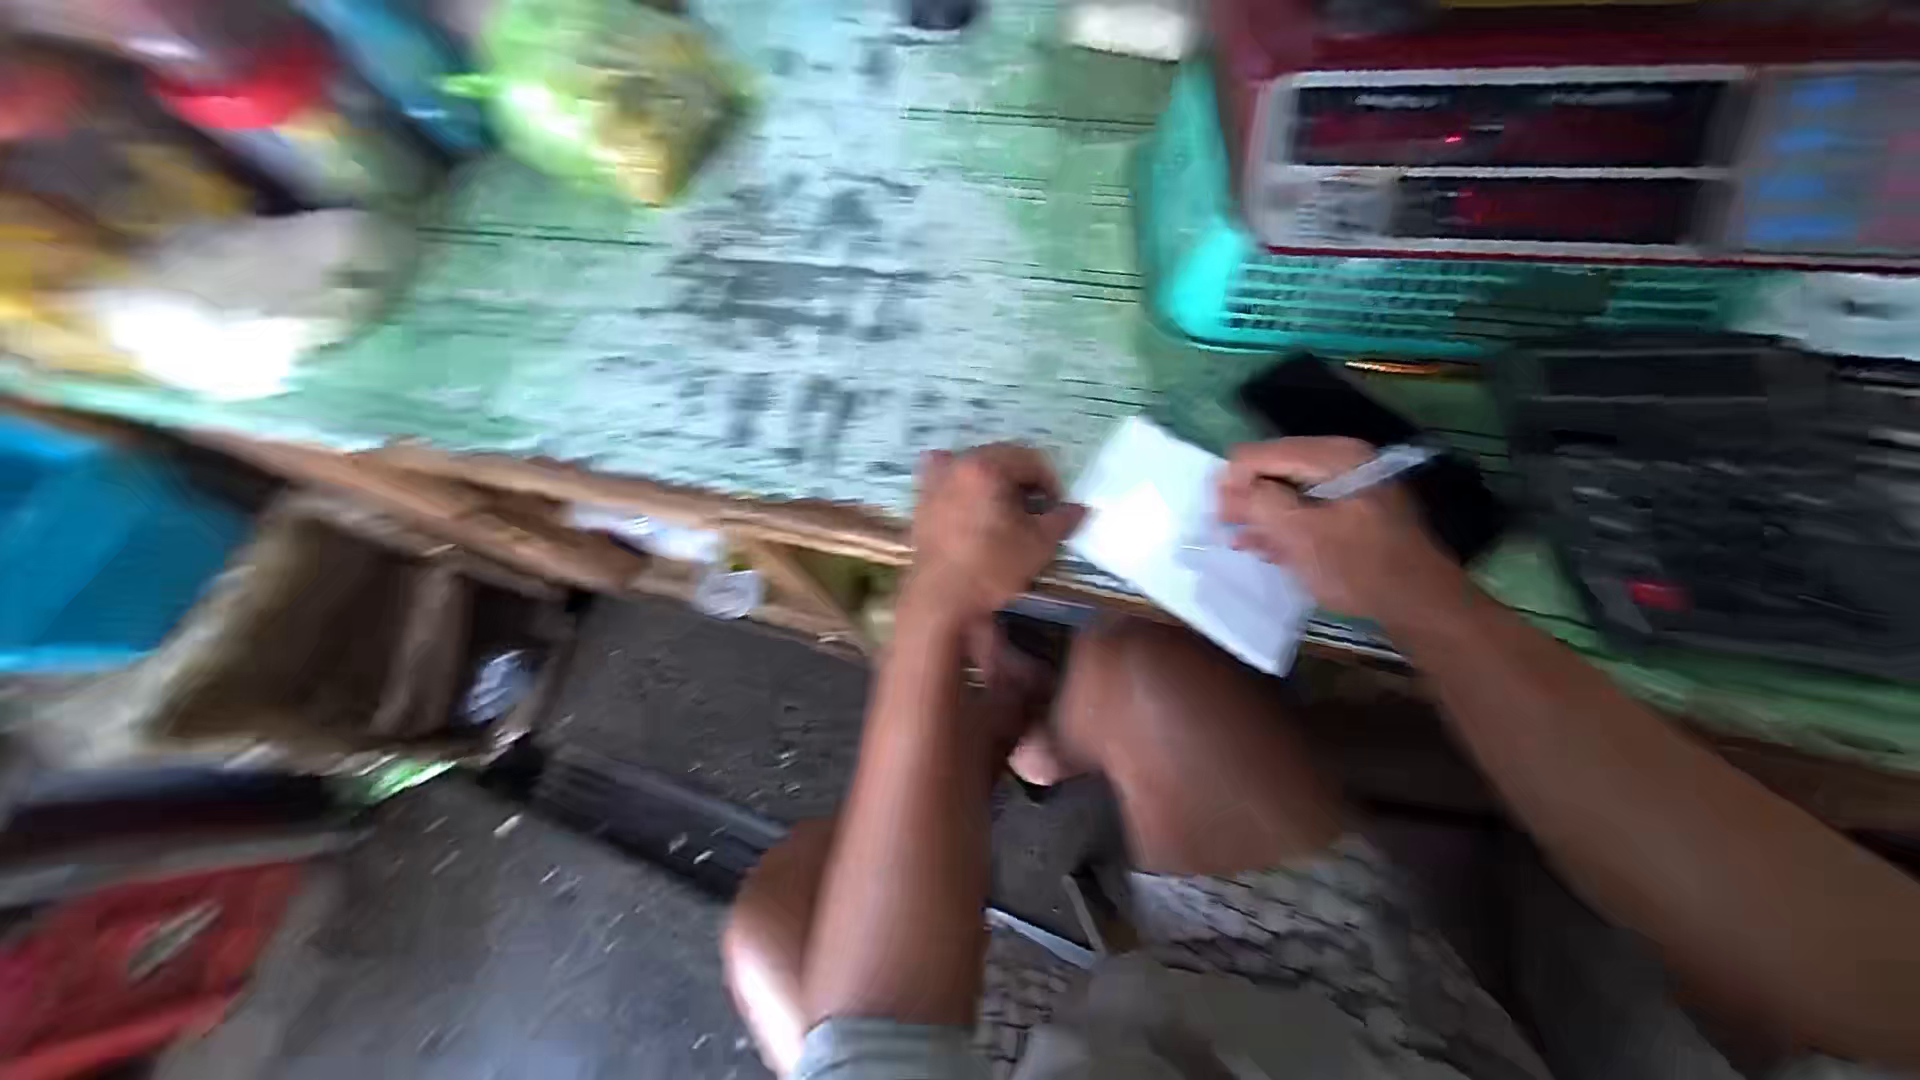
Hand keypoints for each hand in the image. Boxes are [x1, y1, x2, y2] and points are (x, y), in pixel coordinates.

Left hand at [907, 443, 1086, 620]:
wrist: (942, 598)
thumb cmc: (993, 566)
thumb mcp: (1039, 543)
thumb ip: (1062, 519)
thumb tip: (1079, 509)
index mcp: (986, 466)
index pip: (1030, 459)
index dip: (1051, 482)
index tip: (1057, 509)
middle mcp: (956, 464)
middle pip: (1001, 459)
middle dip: (1023, 481)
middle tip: (1035, 511)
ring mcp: (933, 481)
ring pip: (973, 468)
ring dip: (994, 483)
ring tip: (1005, 512)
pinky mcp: (921, 502)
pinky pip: (946, 481)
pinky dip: (961, 485)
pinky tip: (970, 504)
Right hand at [1216, 436, 1465, 622]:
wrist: (1419, 603)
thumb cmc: (1357, 567)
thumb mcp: (1300, 534)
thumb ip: (1259, 502)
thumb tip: (1228, 484)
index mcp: (1333, 456)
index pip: (1262, 454)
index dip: (1234, 481)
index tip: (1218, 515)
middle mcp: (1343, 460)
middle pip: (1274, 468)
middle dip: (1247, 497)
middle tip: (1224, 527)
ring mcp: (1350, 484)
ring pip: (1287, 489)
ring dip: (1261, 513)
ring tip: (1239, 538)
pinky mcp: (1353, 509)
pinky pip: (1305, 506)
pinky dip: (1283, 523)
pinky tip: (1266, 545)